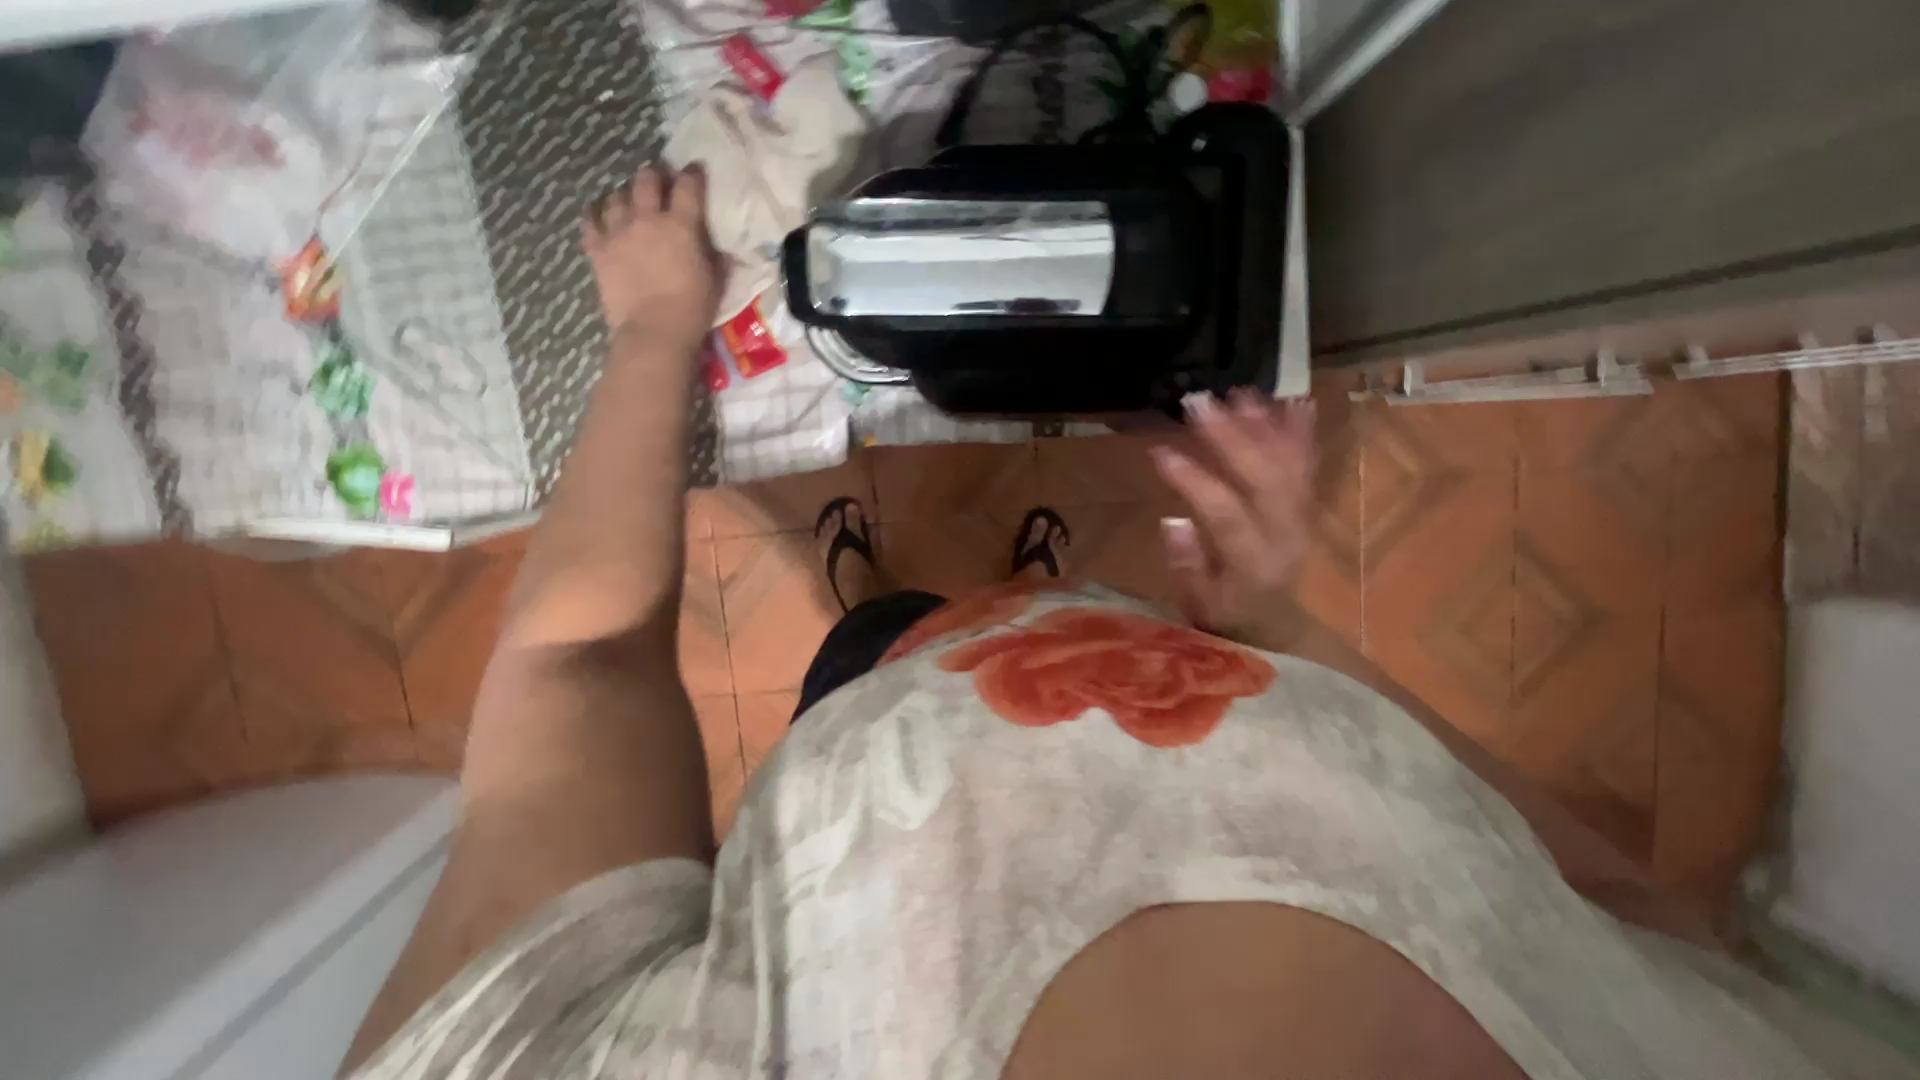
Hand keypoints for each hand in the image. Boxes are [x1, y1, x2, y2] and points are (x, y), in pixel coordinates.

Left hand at [580, 164, 721, 351]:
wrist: (654, 333)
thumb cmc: (693, 310)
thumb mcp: (716, 282)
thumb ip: (716, 258)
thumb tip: (720, 248)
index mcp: (681, 225)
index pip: (688, 186)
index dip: (692, 174)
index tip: (695, 170)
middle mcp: (647, 219)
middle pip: (646, 180)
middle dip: (653, 175)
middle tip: (658, 179)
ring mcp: (618, 232)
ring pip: (616, 197)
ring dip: (624, 195)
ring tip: (629, 201)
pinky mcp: (597, 250)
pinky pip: (589, 221)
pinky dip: (594, 215)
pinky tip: (598, 216)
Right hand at [1150, 389, 1317, 649]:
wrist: (1272, 625)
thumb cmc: (1222, 614)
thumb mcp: (1196, 603)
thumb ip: (1187, 565)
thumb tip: (1172, 520)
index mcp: (1252, 563)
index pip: (1225, 513)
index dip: (1193, 480)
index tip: (1159, 451)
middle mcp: (1285, 535)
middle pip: (1263, 479)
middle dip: (1231, 437)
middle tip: (1198, 403)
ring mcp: (1302, 518)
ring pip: (1289, 466)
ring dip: (1265, 426)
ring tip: (1238, 393)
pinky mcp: (1308, 506)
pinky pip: (1308, 466)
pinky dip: (1302, 433)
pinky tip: (1295, 401)